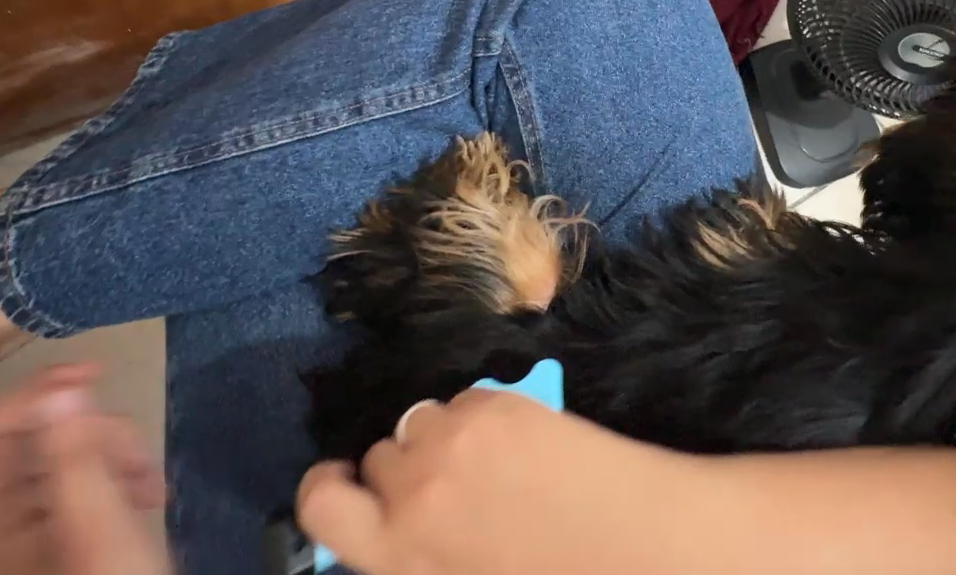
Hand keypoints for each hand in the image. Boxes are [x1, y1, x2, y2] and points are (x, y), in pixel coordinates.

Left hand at [0, 364, 171, 574]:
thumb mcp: (99, 525)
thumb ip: (78, 456)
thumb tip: (63, 389)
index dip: (40, 390)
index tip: (94, 369)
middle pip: (38, 443)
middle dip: (98, 434)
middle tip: (138, 455)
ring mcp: (26, 538)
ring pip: (66, 461)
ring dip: (115, 456)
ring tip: (150, 482)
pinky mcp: (57, 542)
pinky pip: (80, 486)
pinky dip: (116, 478)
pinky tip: (145, 495)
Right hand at [297, 388, 710, 574]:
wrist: (635, 542)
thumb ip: (414, 554)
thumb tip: (396, 529)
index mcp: (399, 553)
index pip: (320, 505)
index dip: (328, 487)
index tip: (347, 483)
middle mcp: (415, 489)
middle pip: (377, 455)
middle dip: (403, 470)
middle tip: (449, 489)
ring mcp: (457, 438)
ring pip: (420, 419)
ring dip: (441, 439)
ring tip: (487, 464)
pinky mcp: (498, 404)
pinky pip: (464, 402)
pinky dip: (479, 417)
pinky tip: (516, 443)